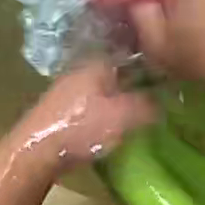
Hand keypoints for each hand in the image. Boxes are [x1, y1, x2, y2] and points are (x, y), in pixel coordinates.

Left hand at [8, 62, 154, 173]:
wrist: (35, 150)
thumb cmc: (82, 128)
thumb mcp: (125, 115)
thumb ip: (148, 104)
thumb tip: (165, 99)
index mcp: (97, 63)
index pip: (130, 54)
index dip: (151, 65)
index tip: (169, 78)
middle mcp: (80, 70)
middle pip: (115, 71)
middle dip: (135, 82)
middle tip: (159, 98)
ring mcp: (66, 89)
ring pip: (101, 88)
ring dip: (118, 98)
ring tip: (140, 113)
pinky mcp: (59, 110)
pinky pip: (90, 104)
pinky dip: (103, 111)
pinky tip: (113, 125)